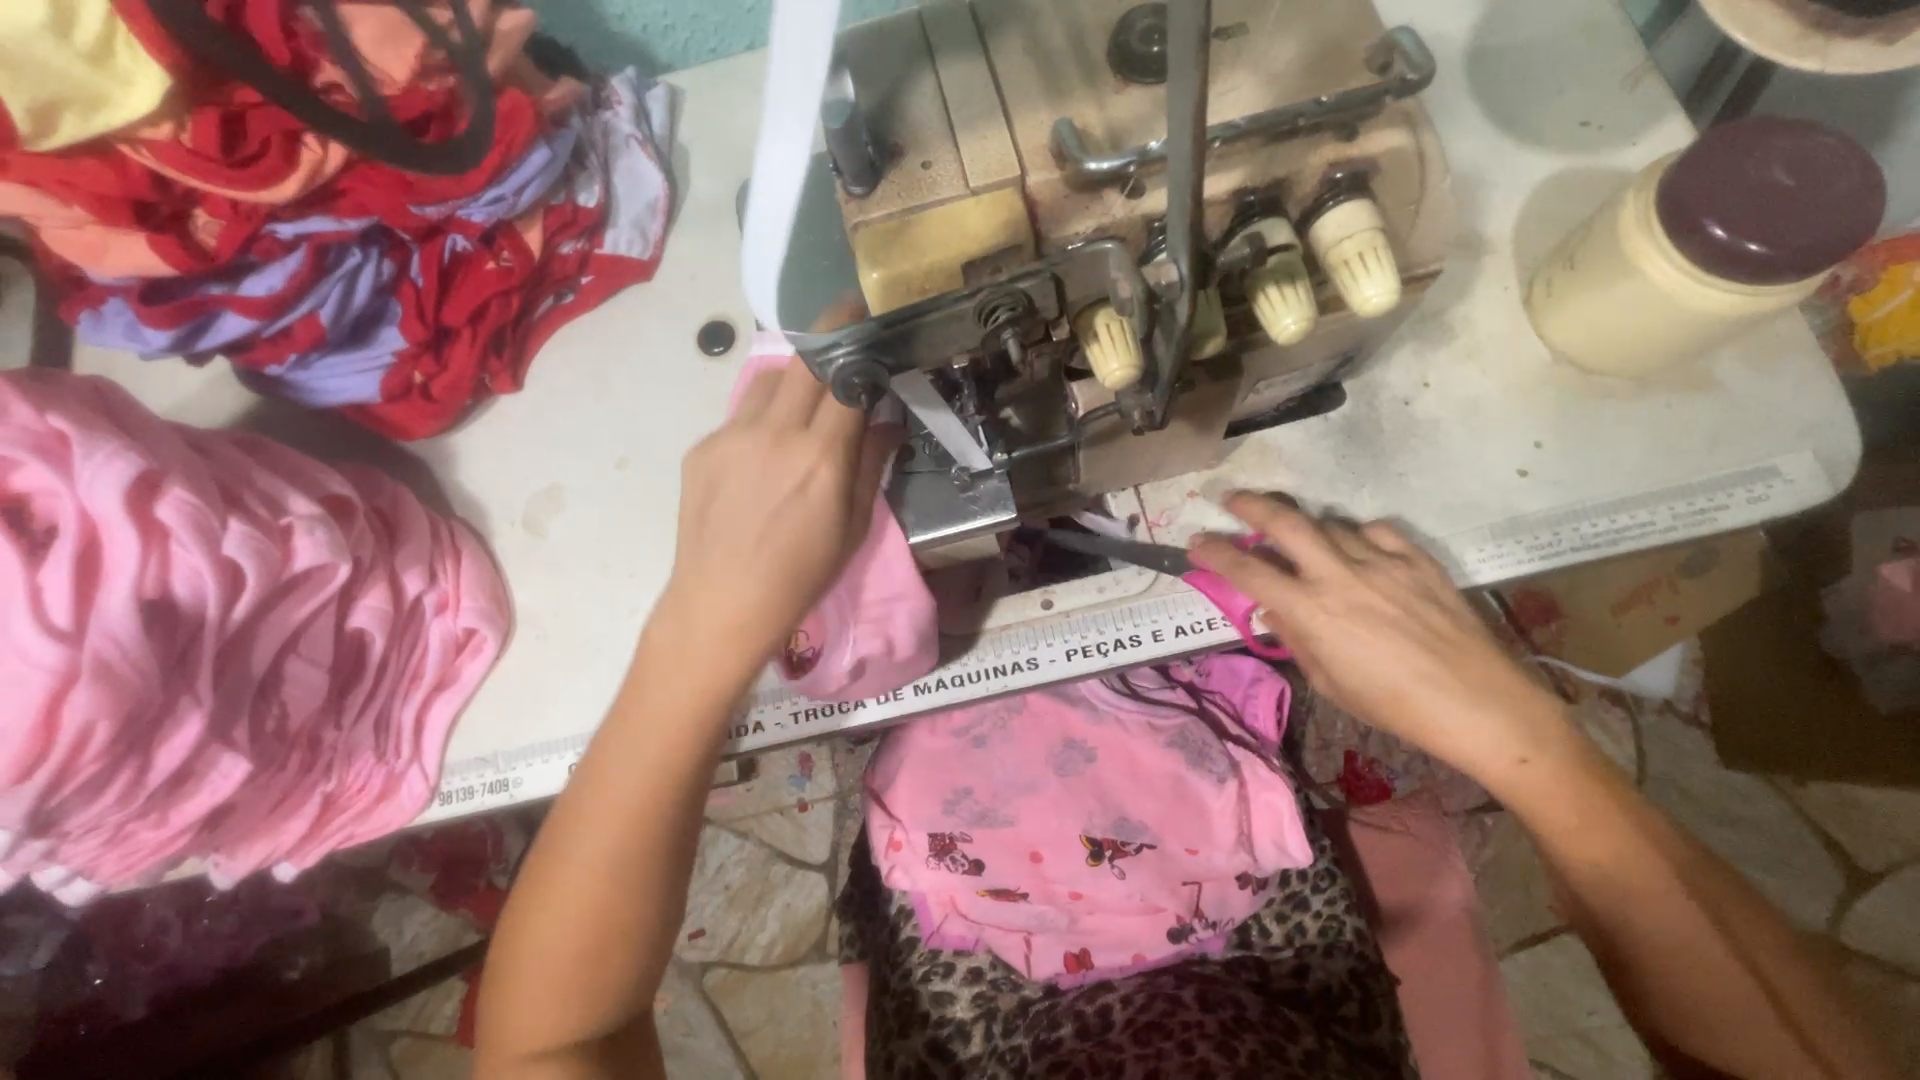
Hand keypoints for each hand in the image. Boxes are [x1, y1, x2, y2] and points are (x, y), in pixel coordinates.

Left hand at [660, 357, 900, 670]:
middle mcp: (775, 434)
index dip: (862, 346)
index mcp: (821, 456)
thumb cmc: (802, 573)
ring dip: (792, 377)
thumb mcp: (854, 525)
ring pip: (767, 381)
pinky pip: (739, 416)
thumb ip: (871, 464)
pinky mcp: (702, 448)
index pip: (846, 379)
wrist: (723, 601)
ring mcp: (731, 437)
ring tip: (803, 397)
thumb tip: (887, 421)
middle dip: (830, 329)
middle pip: (804, 362)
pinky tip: (765, 452)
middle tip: (847, 316)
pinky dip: (761, 418)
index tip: (873, 326)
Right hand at [1189, 493, 1573, 780]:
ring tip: (1302, 540)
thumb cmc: (1394, 707)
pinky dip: (1356, 535)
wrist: (1480, 704)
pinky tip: (1356, 548)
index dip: (1215, 553)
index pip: (1247, 571)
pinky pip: (1376, 532)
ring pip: (1330, 524)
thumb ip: (1296, 639)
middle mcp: (1340, 576)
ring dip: (1308, 528)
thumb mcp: (1330, 683)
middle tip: (1232, 499)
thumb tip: (1274, 610)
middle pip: (1286, 522)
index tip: (1196, 542)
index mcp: (1311, 611)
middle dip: (1251, 505)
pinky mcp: (1419, 560)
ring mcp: (1383, 562)